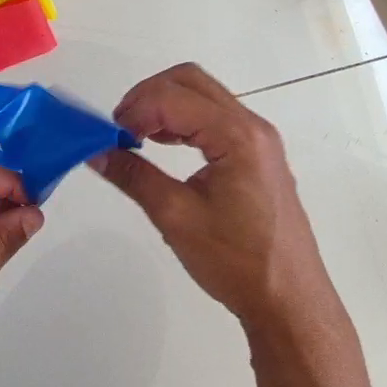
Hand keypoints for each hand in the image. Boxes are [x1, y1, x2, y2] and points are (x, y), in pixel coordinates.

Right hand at [93, 62, 330, 321]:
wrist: (291, 305)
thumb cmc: (236, 261)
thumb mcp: (175, 217)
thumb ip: (132, 176)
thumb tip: (95, 151)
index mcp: (237, 136)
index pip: (173, 97)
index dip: (135, 109)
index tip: (110, 136)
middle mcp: (252, 127)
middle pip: (190, 81)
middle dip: (148, 96)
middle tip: (121, 127)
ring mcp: (259, 140)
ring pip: (202, 95)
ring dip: (165, 105)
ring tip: (136, 136)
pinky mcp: (258, 155)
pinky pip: (214, 116)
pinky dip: (183, 119)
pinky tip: (163, 145)